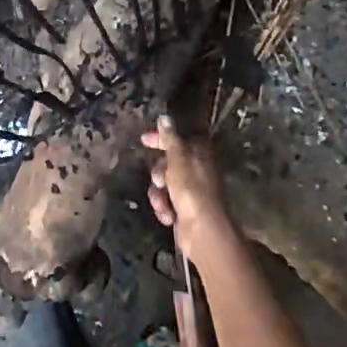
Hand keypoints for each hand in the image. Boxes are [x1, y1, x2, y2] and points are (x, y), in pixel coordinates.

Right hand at [140, 116, 236, 261]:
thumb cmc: (191, 189)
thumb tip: (164, 116)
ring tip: (164, 204)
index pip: (177, 137)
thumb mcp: (178, 158)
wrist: (202, 229)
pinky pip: (165, 201)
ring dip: (159, 195)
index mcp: (198, 152)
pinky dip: (164, 208)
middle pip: (167, 162)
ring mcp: (190, 189)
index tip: (144, 139)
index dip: (160, 137)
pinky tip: (168, 216)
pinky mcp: (183, 207)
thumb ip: (170, 138)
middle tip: (160, 181)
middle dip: (159, 173)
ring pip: (163, 184)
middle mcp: (195, 167)